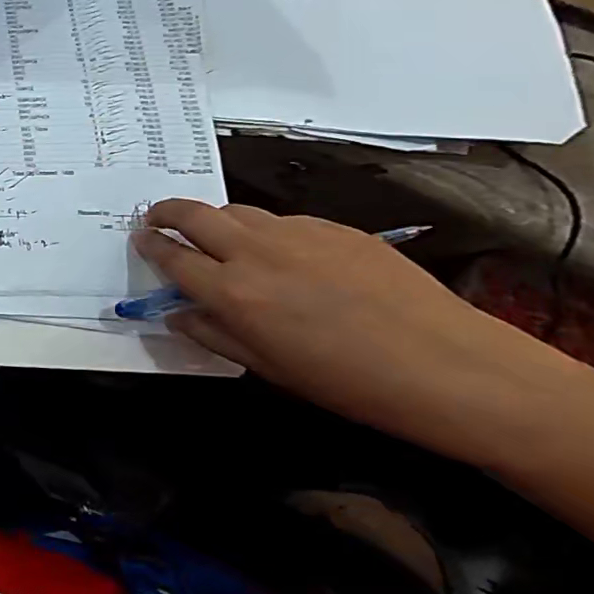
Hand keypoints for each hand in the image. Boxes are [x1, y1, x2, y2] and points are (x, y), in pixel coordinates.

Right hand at [133, 200, 580, 457]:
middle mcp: (256, 252)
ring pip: (236, 210)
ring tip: (215, 236)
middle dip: (166, 212)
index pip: (172, 257)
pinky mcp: (335, 227)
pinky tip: (282, 254)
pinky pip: (282, 220)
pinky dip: (264, 229)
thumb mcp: (269, 368)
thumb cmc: (350, 383)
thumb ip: (214, 335)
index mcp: (234, 293)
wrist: (452, 368)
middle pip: (193, 214)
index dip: (150, 246)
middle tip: (156, 218)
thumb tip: (180, 314)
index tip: (140, 239)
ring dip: (214, 218)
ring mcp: (297, 233)